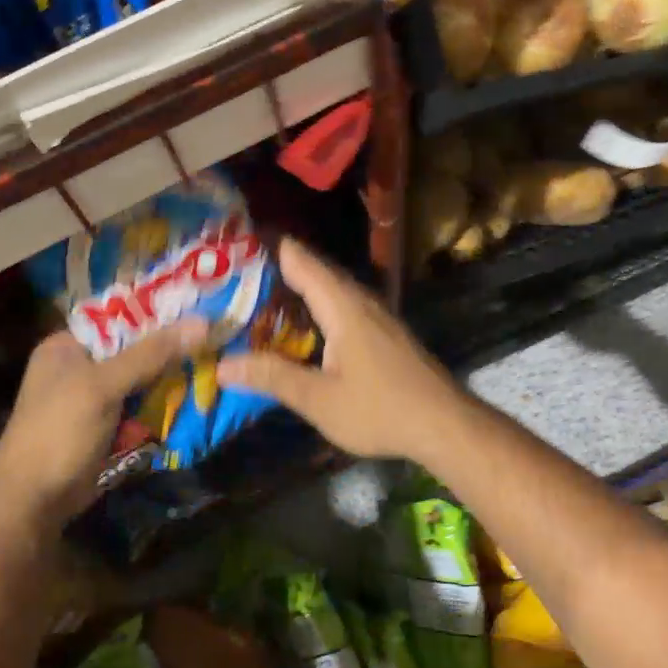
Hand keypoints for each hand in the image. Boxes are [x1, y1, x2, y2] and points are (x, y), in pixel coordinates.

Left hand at [0, 320, 206, 525]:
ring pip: (142, 381)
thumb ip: (150, 354)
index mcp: (67, 345)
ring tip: (212, 370)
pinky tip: (193, 402)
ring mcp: (93, 400)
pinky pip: (140, 409)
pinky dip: (161, 408)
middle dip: (170, 352)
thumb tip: (203, 322)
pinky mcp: (106, 428)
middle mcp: (79, 366)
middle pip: (135, 350)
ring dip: (170, 382)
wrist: (32, 502)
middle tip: (215, 343)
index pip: (120, 317)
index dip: (158, 314)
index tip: (201, 311)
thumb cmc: (59, 432)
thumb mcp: (104, 386)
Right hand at [217, 237, 480, 460]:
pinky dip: (314, 309)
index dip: (269, 247)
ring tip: (256, 297)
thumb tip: (223, 365)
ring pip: (329, 292)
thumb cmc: (381, 410)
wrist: (445, 425)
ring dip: (296, 291)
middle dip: (275, 271)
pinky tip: (298, 328)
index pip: (301, 261)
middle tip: (232, 273)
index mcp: (343, 306)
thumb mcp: (319, 399)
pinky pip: (341, 308)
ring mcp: (376, 317)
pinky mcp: (383, 335)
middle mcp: (360, 301)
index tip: (233, 241)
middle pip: (314, 273)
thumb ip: (273, 377)